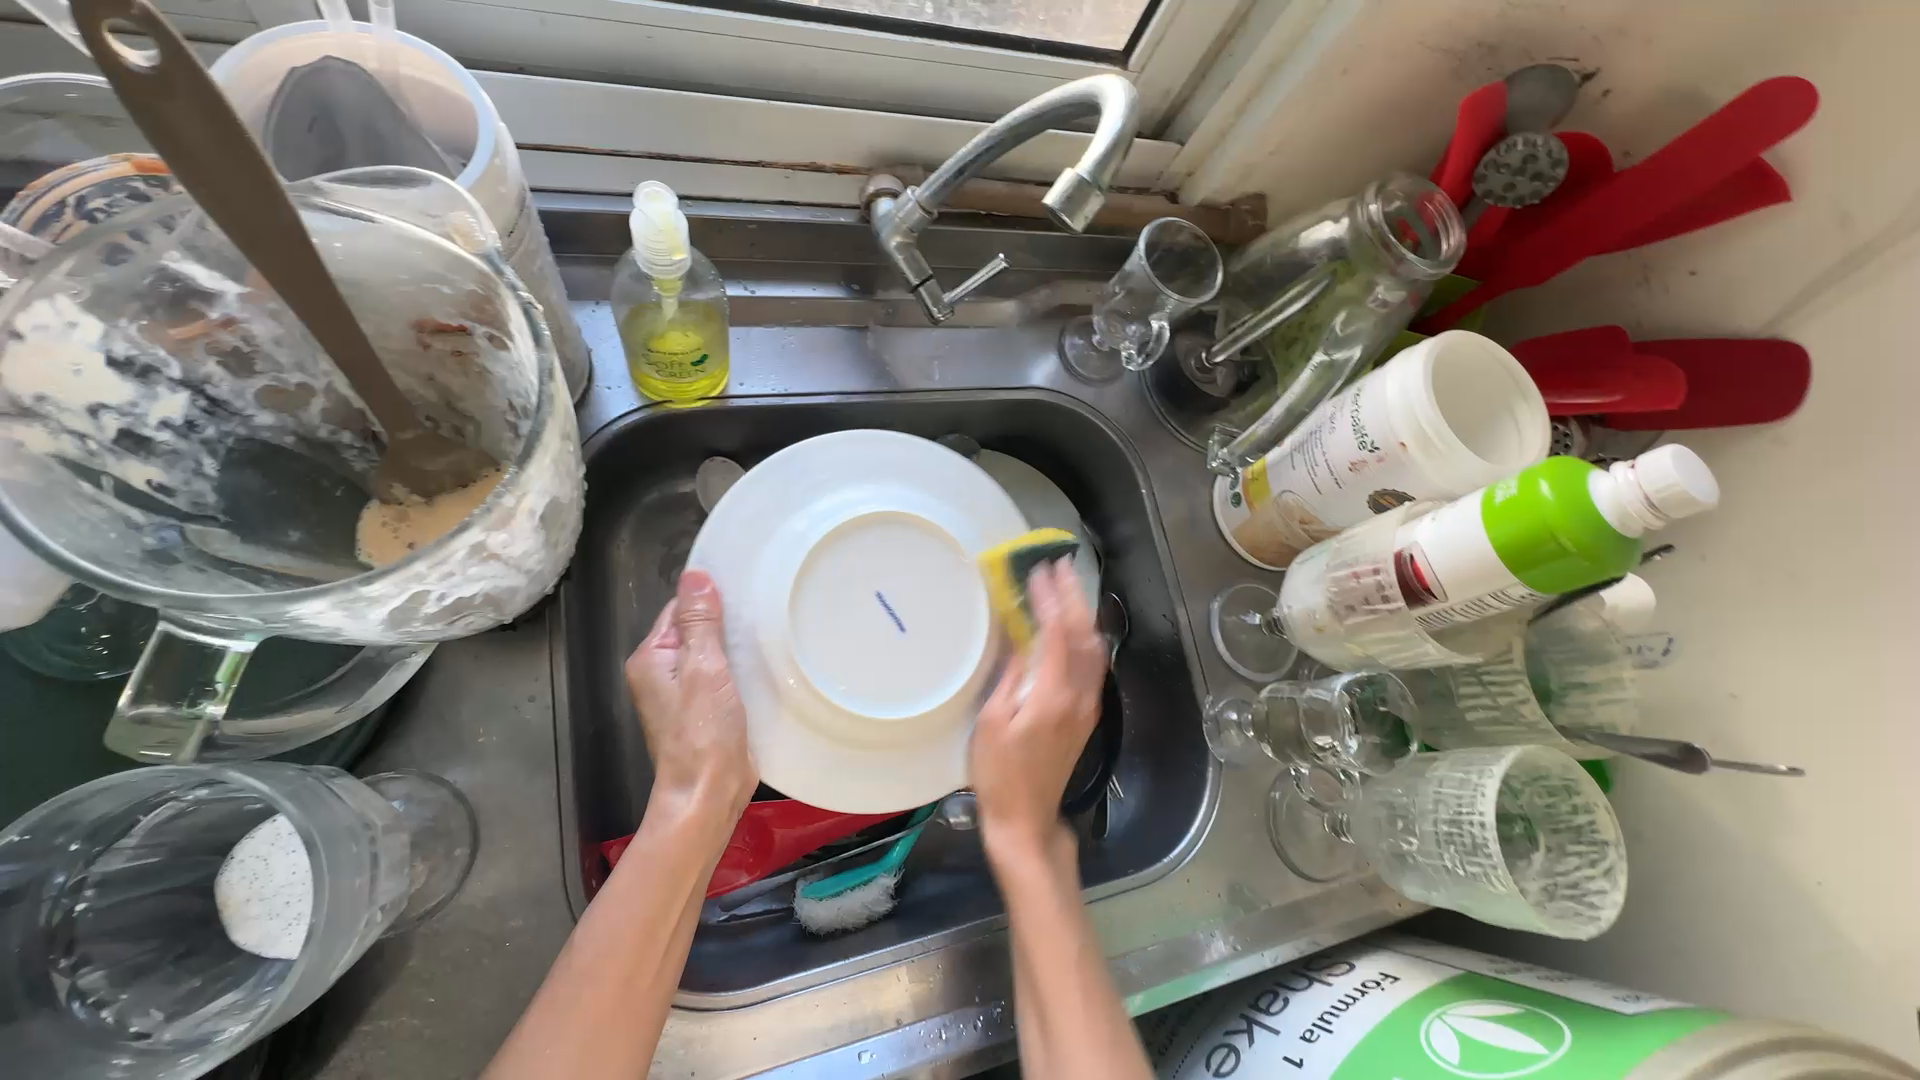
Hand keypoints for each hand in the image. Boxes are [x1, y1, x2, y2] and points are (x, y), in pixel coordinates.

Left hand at [624, 569, 757, 821]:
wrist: (710, 792)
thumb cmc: (703, 731)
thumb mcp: (704, 667)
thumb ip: (700, 622)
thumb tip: (695, 575)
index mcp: (650, 659)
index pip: (679, 610)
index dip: (709, 600)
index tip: (745, 591)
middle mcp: (661, 674)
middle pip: (697, 631)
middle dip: (727, 623)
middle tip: (766, 612)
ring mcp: (684, 695)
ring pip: (714, 655)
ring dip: (738, 648)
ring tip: (771, 635)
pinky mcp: (707, 712)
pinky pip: (725, 677)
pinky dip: (743, 670)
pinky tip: (767, 666)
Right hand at [970, 559, 1106, 860]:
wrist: (1026, 818)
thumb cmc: (999, 774)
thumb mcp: (991, 722)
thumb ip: (1012, 676)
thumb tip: (1022, 637)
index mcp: (1052, 696)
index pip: (1057, 633)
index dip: (1050, 599)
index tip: (1039, 570)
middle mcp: (1079, 696)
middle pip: (1084, 635)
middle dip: (1074, 597)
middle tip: (1061, 566)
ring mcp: (1087, 706)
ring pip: (1094, 649)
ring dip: (1083, 614)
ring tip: (1068, 587)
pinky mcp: (1086, 715)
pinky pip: (1093, 665)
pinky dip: (1085, 637)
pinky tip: (1075, 627)